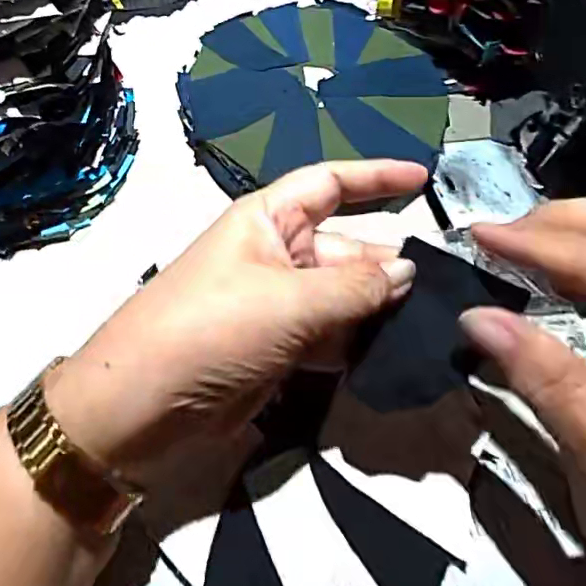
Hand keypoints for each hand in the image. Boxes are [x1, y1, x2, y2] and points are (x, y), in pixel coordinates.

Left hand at [45, 160, 426, 485]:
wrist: (141, 408)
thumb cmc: (213, 327)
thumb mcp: (288, 301)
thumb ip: (356, 288)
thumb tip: (408, 271)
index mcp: (268, 219)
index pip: (330, 183)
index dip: (376, 177)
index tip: (422, 178)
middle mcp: (276, 252)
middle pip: (345, 244)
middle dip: (387, 258)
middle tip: (444, 281)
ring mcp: (278, 301)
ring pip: (342, 293)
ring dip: (379, 304)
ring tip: (433, 317)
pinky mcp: (280, 345)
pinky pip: (331, 332)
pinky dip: (358, 339)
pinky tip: (395, 349)